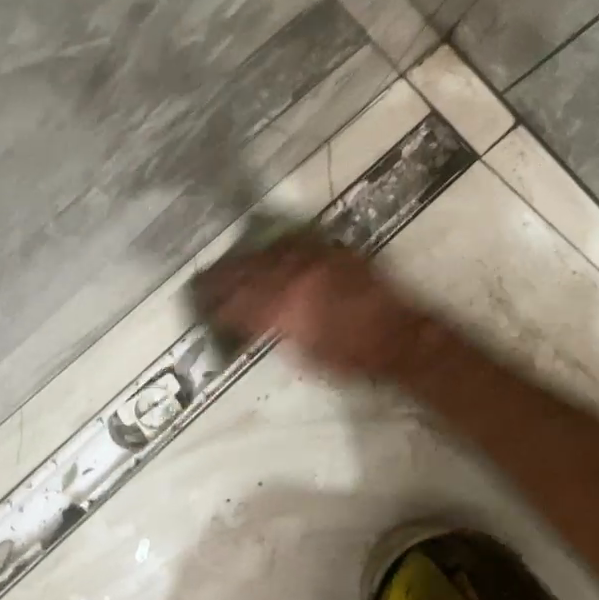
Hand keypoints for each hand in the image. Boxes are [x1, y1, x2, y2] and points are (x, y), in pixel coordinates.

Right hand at [192, 233, 439, 378]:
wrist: (398, 337)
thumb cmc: (351, 359)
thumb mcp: (303, 355)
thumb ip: (274, 333)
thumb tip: (252, 323)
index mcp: (284, 309)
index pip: (239, 300)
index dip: (216, 300)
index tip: (200, 300)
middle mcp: (296, 278)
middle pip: (248, 271)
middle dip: (222, 276)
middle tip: (204, 278)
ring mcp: (316, 261)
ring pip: (269, 253)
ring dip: (246, 258)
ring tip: (230, 261)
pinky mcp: (334, 252)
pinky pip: (298, 240)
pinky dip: (278, 244)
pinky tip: (270, 245)